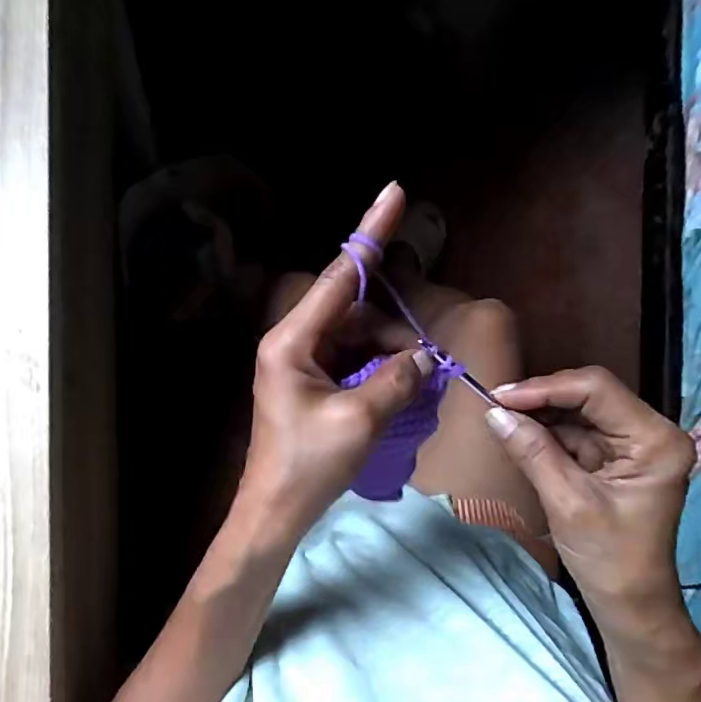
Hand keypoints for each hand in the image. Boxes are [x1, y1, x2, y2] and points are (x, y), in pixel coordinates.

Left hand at [237, 183, 432, 540]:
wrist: (275, 509)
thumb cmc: (308, 464)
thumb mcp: (360, 420)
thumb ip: (397, 378)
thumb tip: (424, 356)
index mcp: (291, 341)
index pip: (338, 278)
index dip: (369, 234)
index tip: (394, 192)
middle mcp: (292, 344)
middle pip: (354, 314)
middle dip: (393, 333)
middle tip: (425, 365)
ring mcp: (300, 364)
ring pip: (356, 340)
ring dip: (389, 356)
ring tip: (414, 386)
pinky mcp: (310, 385)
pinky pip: (351, 363)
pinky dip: (378, 372)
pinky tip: (399, 392)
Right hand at [485, 367, 694, 607]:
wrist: (629, 601)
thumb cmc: (609, 557)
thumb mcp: (567, 502)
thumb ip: (532, 452)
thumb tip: (493, 413)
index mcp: (656, 440)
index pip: (597, 390)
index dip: (545, 388)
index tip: (499, 397)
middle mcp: (650, 433)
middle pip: (589, 395)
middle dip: (540, 397)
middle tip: (494, 405)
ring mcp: (632, 445)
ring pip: (578, 411)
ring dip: (538, 413)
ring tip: (499, 417)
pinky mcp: (612, 458)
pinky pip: (574, 432)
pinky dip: (544, 431)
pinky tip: (518, 433)